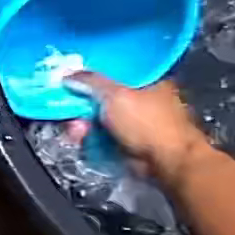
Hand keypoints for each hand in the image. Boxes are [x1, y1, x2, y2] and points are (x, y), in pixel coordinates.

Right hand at [62, 72, 212, 180]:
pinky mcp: (124, 141)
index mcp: (146, 83)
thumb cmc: (147, 123)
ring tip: (77, 131)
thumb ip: (90, 80)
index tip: (71, 79)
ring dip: (81, 124)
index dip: (91, 74)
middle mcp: (140, 101)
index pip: (113, 72)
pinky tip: (81, 139)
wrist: (166, 162)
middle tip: (70, 109)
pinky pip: (97, 134)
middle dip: (80, 104)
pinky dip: (87, 137)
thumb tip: (68, 74)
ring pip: (95, 117)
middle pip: (99, 96)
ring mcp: (132, 123)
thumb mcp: (115, 94)